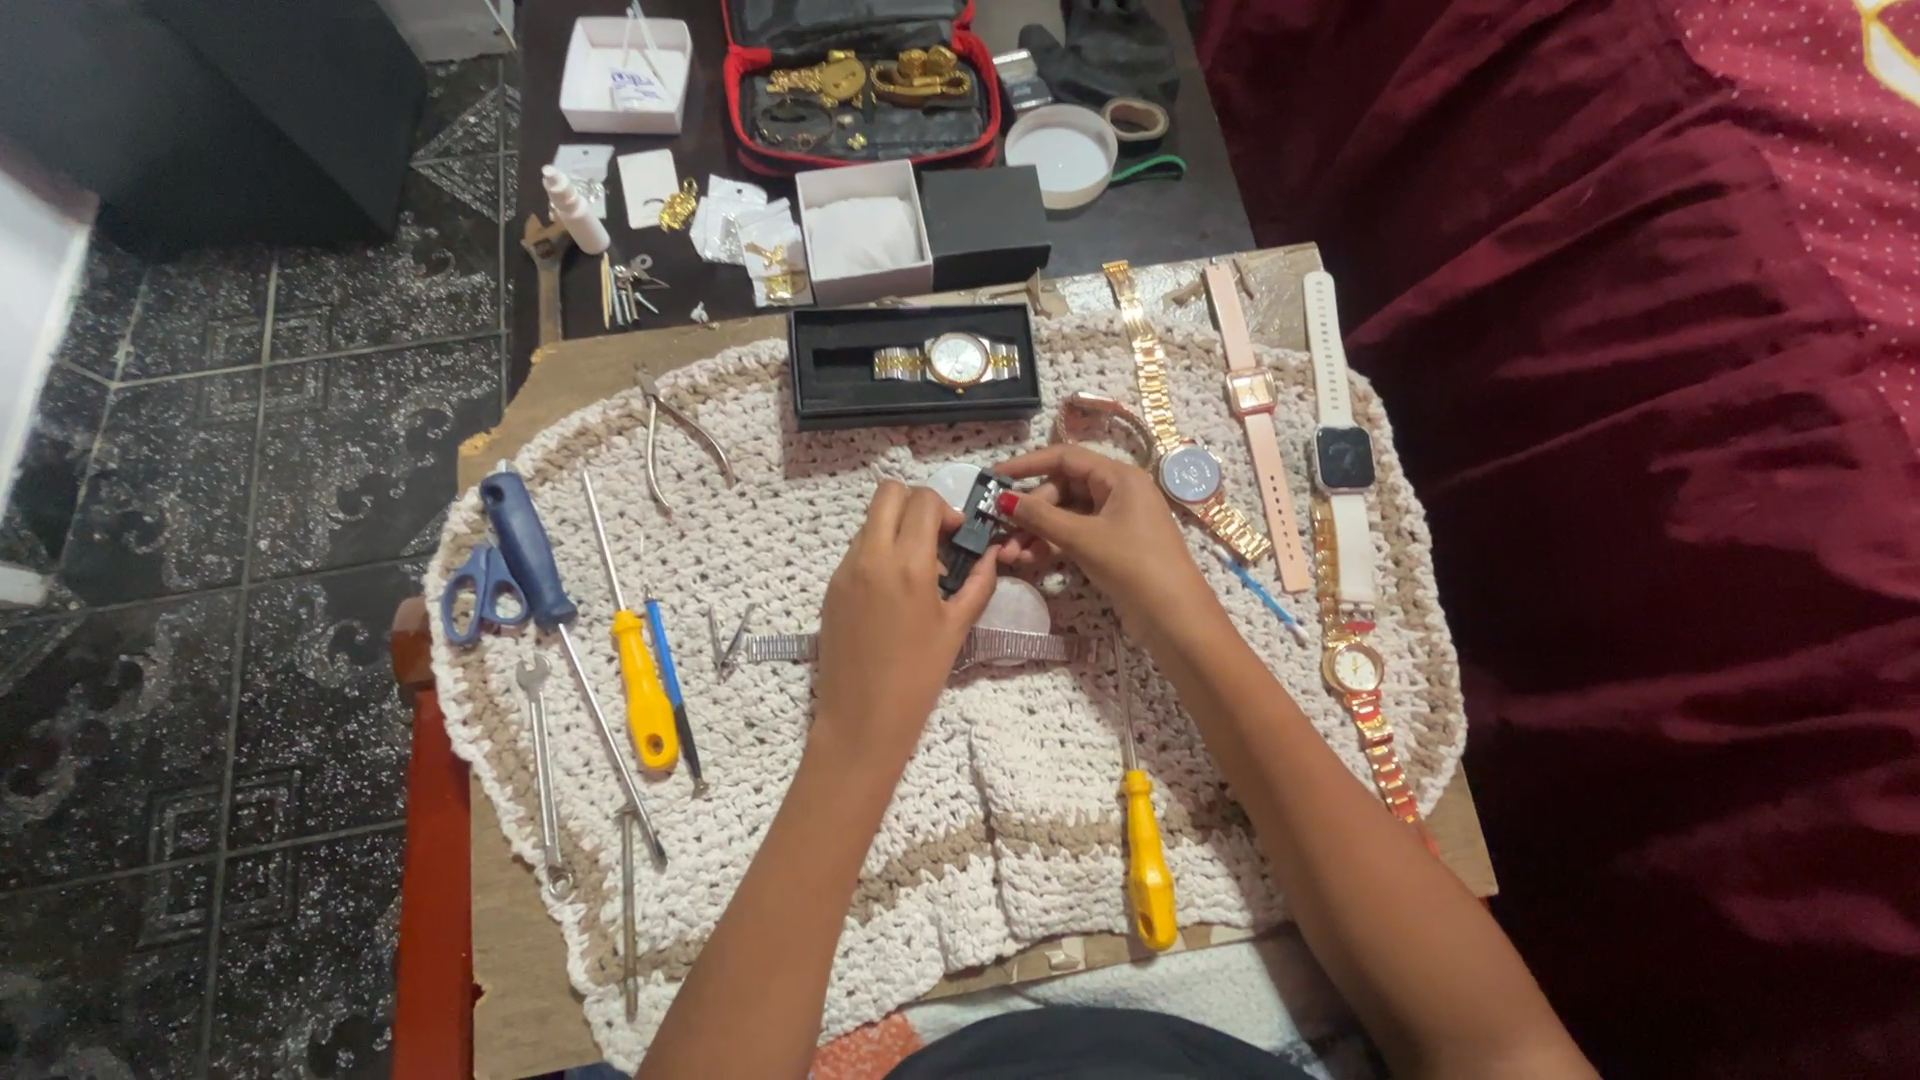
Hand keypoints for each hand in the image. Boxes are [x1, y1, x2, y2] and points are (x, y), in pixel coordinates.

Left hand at [813, 481, 999, 769]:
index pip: (923, 501)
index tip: (957, 536)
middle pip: (888, 493)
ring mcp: (844, 570)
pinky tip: (894, 591)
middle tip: (935, 538)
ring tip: (916, 570)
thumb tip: (990, 554)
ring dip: (896, 528)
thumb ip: (978, 582)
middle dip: (916, 504)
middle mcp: (870, 556)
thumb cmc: (917, 677)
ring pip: (870, 520)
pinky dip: (878, 552)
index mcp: (907, 563)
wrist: (861, 719)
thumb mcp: (957, 627)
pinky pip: (857, 549)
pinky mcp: (830, 587)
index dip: (946, 509)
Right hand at [994, 445, 1222, 644]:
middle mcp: (1119, 491)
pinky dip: (1053, 545)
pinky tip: (1031, 561)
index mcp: (1119, 476)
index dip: (1027, 465)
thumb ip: (1040, 516)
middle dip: (1030, 512)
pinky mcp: (1113, 545)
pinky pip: (1076, 535)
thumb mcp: (1082, 538)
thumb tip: (1003, 499)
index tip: (994, 477)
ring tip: (1011, 556)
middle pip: (1063, 489)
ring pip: (1066, 516)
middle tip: (1002, 532)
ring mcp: (1117, 519)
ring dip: (1037, 533)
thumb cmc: (1133, 565)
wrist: (1175, 616)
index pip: (1065, 457)